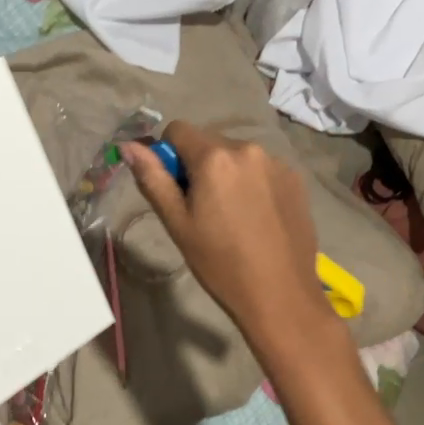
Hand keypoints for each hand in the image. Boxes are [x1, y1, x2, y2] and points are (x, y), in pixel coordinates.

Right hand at [122, 122, 330, 347]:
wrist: (281, 295)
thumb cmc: (220, 263)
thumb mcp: (178, 223)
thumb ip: (152, 178)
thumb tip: (128, 146)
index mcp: (214, 157)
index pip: (178, 130)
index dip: (169, 155)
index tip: (177, 189)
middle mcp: (248, 148)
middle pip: (209, 142)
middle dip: (199, 166)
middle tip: (203, 209)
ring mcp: (277, 162)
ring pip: (237, 155)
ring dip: (228, 173)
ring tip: (233, 216)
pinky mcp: (296, 178)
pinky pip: (262, 168)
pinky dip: (253, 183)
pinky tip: (258, 218)